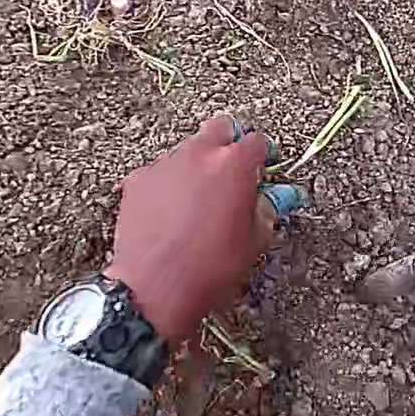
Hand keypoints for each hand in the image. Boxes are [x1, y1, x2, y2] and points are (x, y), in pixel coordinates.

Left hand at [104, 116, 272, 343]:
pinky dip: (168, 185)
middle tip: (230, 171)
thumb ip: (267, 209)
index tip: (260, 169)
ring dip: (196, 166)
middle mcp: (199, 154)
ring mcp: (166, 164)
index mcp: (234, 164)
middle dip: (227, 143)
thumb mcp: (254, 240)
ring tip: (197, 202)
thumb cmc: (210, 266)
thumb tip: (275, 196)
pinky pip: (159, 172)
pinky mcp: (139, 180)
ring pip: (186, 150)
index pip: (256, 141)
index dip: (261, 156)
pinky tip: (169, 214)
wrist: (156, 287)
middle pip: (218, 128)